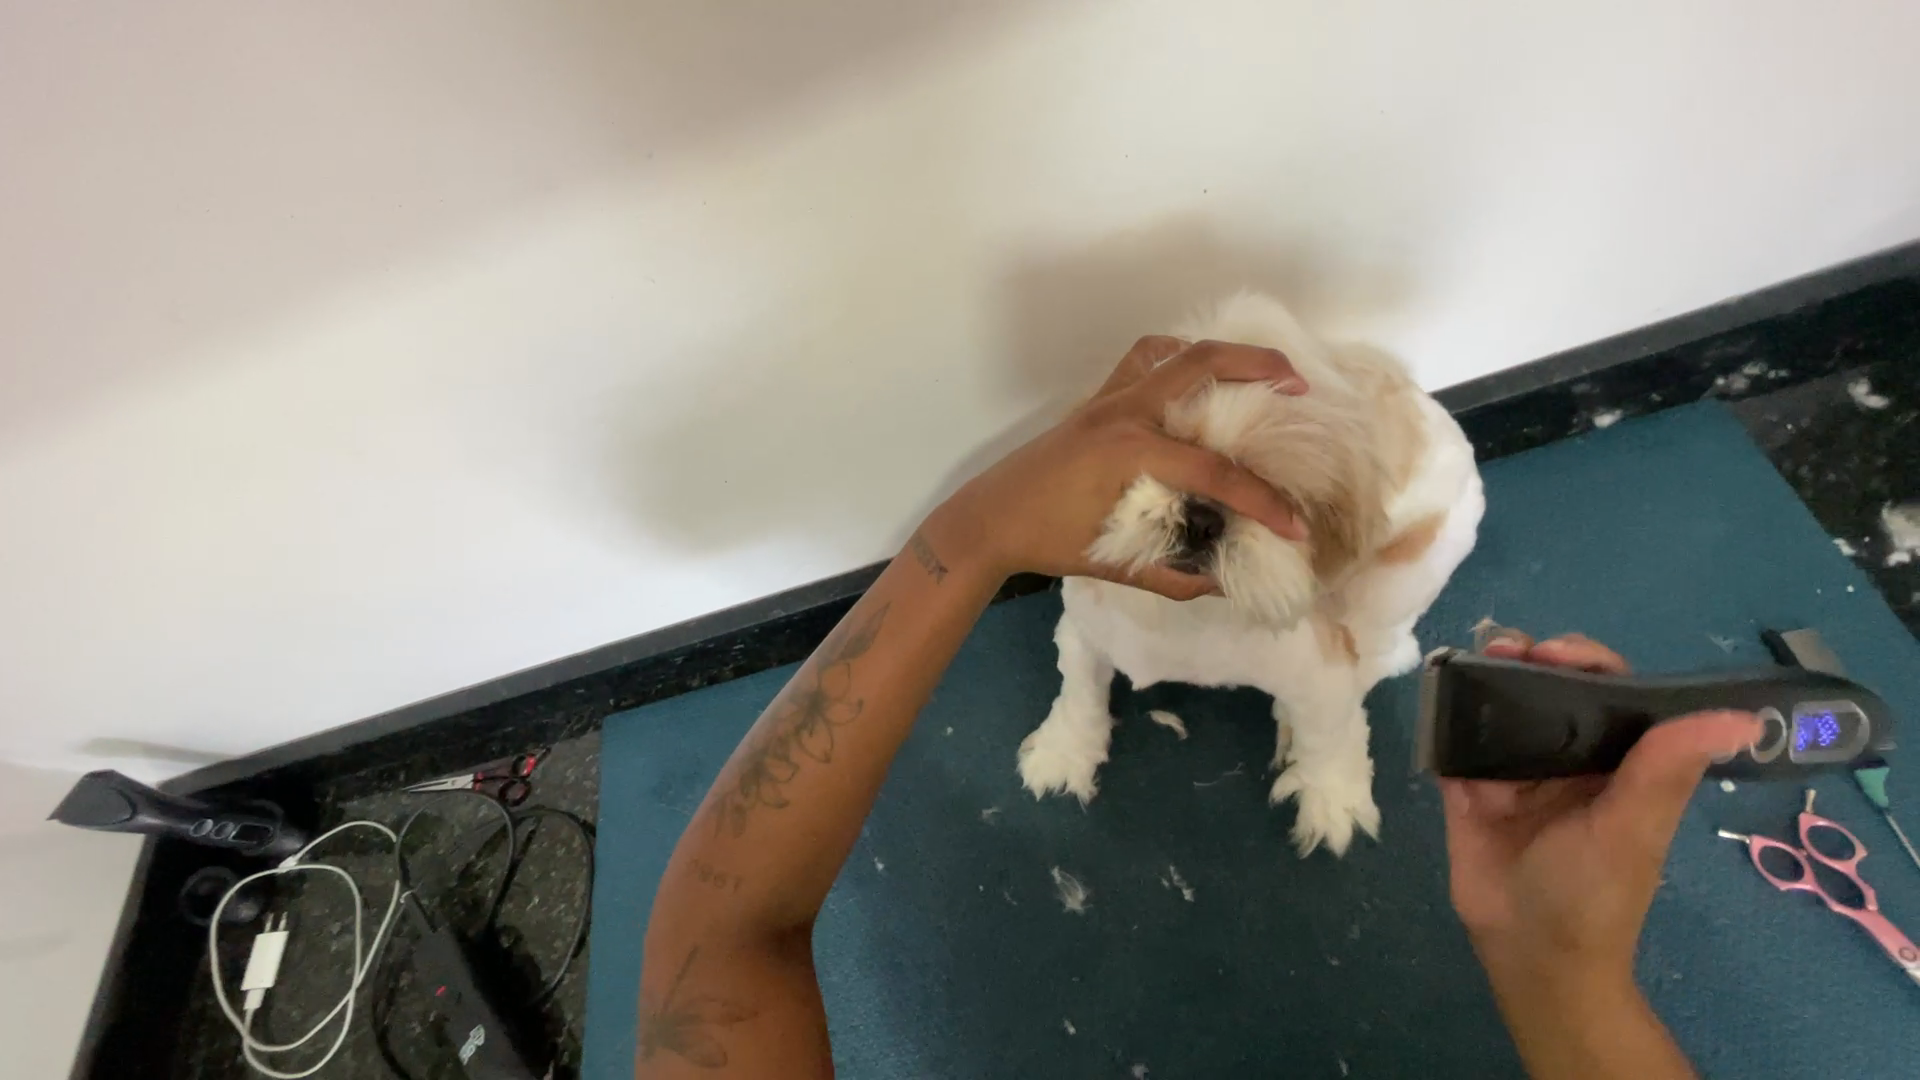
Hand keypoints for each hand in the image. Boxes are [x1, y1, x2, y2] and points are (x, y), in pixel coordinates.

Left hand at [927, 336, 1306, 598]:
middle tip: (1300, 386)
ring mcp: (1105, 400)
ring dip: (1217, 353)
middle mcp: (1122, 412)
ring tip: (1253, 373)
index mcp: (1129, 452)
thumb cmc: (1046, 542)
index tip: (1295, 528)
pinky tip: (1191, 384)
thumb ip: (1173, 575)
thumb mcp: (1113, 564)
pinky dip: (1173, 359)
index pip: (1214, 472)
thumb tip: (1225, 581)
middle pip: (1201, 364)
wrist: (988, 520)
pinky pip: (1141, 362)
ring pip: (1170, 352)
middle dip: (1259, 367)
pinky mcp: (1094, 403)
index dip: (1261, 503)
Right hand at [1439, 632, 1756, 1069]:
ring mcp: (1509, 771)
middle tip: (1497, 646)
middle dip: (1523, 660)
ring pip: (1496, 709)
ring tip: (1459, 660)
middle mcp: (1562, 759)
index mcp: (1614, 765)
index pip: (1609, 695)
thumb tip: (1736, 718)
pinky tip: (1431, 693)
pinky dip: (1442, 716)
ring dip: (1480, 679)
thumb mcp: (1629, 832)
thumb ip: (1662, 773)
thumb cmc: (1591, 893)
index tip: (1551, 651)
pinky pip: (1453, 743)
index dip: (1586, 663)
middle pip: (1545, 691)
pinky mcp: (1465, 786)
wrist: (1526, 948)